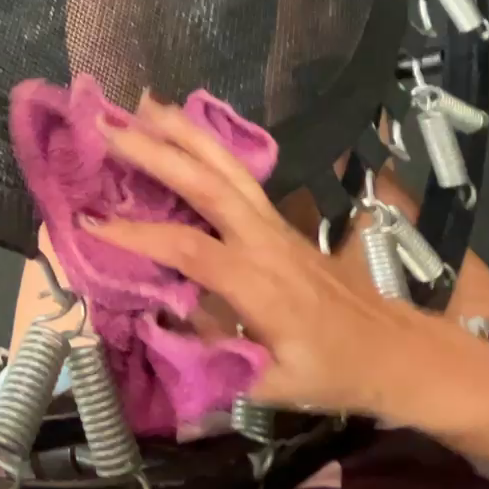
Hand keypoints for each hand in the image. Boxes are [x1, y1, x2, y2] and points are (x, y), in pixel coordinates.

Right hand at [87, 98, 488, 457]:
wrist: (400, 352)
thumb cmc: (336, 372)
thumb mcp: (274, 385)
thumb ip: (214, 358)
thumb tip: (156, 324)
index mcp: (260, 284)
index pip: (189, 248)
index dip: (136, 236)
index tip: (88, 223)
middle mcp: (265, 240)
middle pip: (207, 183)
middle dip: (155, 151)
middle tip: (107, 126)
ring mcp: (273, 222)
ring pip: (226, 165)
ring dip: (183, 130)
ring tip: (143, 103)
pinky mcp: (277, 218)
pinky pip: (236, 171)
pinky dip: (205, 142)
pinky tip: (182, 126)